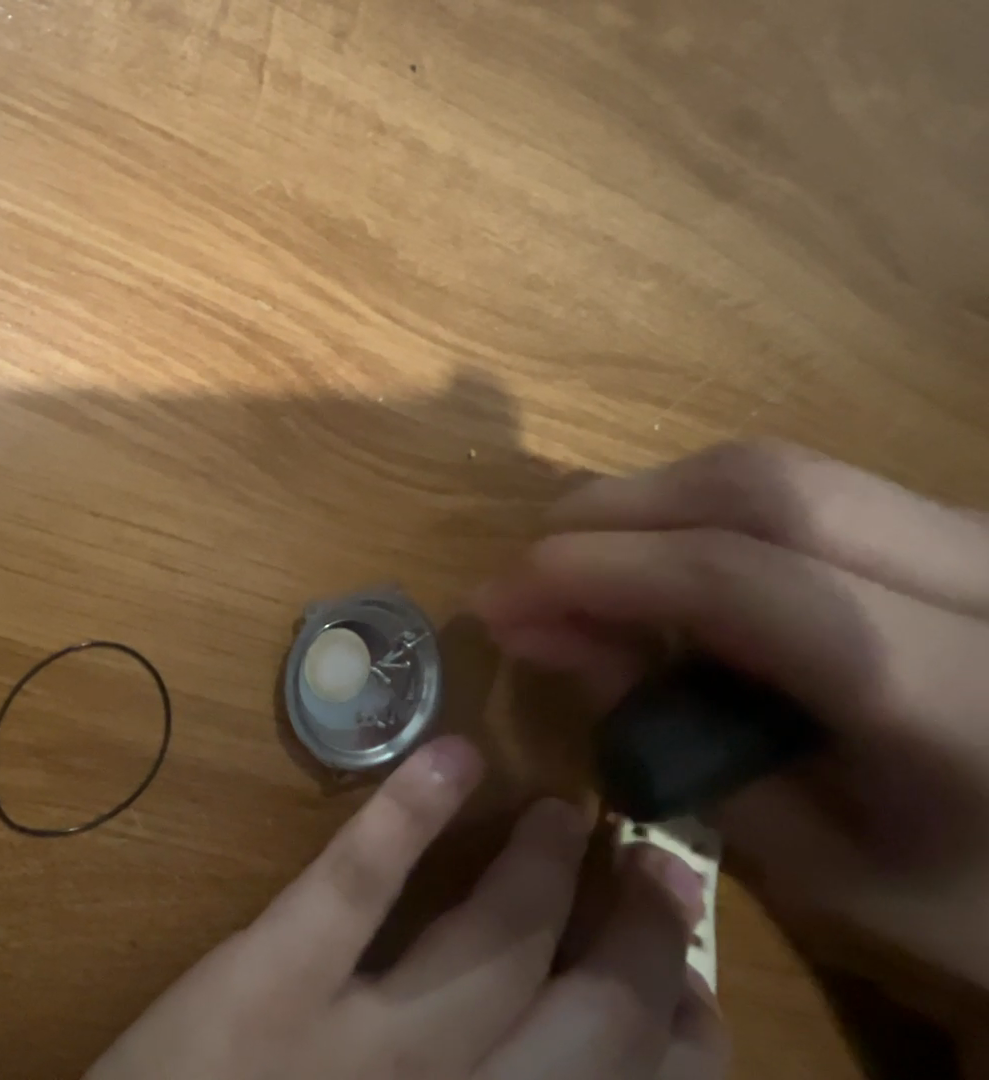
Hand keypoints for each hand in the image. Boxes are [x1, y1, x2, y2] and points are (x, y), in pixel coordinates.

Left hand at [88, 737, 723, 1079]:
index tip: (687, 972)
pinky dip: (409, 816)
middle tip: (654, 868)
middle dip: (640, 942)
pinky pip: (358, 886)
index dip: (677, 1029)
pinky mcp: (276, 978)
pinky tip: (451, 758)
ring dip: (542, 872)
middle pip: (590, 1021)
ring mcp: (367, 1047)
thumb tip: (547, 1048)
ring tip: (564, 812)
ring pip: (492, 944)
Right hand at [474, 439, 988, 986]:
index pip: (738, 579)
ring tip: (581, 569)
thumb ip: (668, 734)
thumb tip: (538, 632)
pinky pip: (806, 489)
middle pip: (758, 486)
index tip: (493, 604)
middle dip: (606, 512)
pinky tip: (663, 567)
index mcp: (963, 694)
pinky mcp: (967, 532)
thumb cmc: (985, 902)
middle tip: (524, 571)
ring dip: (646, 506)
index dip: (591, 572)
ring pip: (777, 470)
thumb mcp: (816, 854)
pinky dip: (700, 514)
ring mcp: (988, 542)